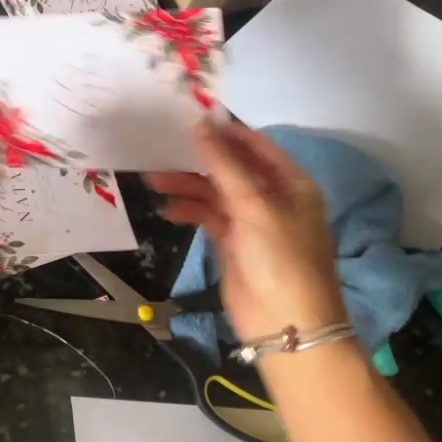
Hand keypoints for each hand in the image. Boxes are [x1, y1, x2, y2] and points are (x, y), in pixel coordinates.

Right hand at [145, 122, 345, 343]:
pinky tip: (167, 210)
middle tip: (159, 148)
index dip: (222, 130)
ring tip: (152, 180)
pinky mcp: (232, 241)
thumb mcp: (253, 205)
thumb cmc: (280, 258)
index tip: (185, 117)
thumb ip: (223, 164)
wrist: (286, 324)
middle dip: (195, 159)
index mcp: (289, 182)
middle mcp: (271, 196)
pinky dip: (187, 209)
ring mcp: (250, 220)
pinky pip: (206, 214)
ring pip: (213, 191)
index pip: (253, 144)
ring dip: (185, 184)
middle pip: (229, 166)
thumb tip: (198, 124)